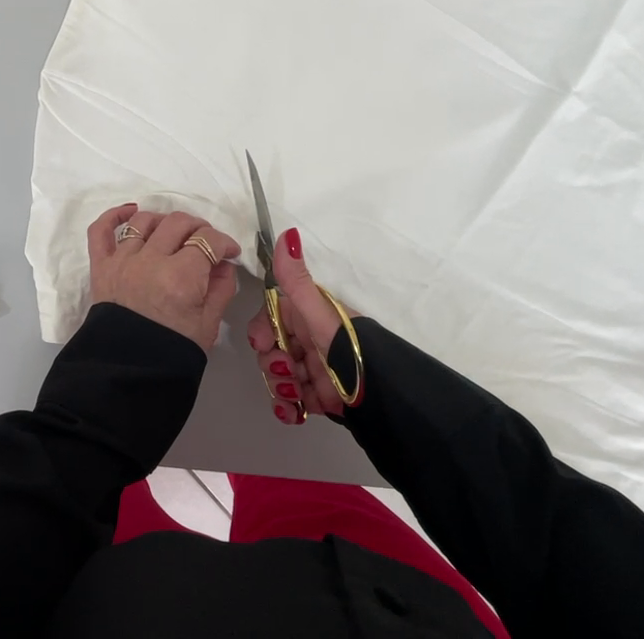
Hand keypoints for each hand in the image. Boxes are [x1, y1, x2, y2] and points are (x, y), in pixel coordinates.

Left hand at [87, 204, 240, 351]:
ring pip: (144, 221)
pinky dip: (115, 215)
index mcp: (180, 277)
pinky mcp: (100, 266)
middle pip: (178, 223)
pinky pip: (101, 229)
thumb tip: (223, 262)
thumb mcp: (208, 324)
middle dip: (199, 228)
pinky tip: (131, 212)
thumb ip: (221, 288)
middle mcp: (150, 261)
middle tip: (206, 243)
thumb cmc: (172, 352)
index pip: (208, 240)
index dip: (224, 242)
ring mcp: (122, 260)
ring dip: (163, 221)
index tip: (229, 253)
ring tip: (173, 234)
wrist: (129, 372)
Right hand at [247, 227, 357, 422]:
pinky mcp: (319, 397)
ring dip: (279, 388)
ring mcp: (313, 370)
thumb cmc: (347, 351)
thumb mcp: (319, 314)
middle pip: (271, 351)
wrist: (382, 399)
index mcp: (308, 317)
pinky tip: (295, 413)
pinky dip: (288, 408)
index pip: (270, 320)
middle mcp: (309, 341)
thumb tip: (287, 232)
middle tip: (288, 374)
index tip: (264, 345)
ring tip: (296, 397)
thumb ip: (296, 279)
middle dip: (272, 365)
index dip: (261, 333)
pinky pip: (292, 402)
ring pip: (278, 377)